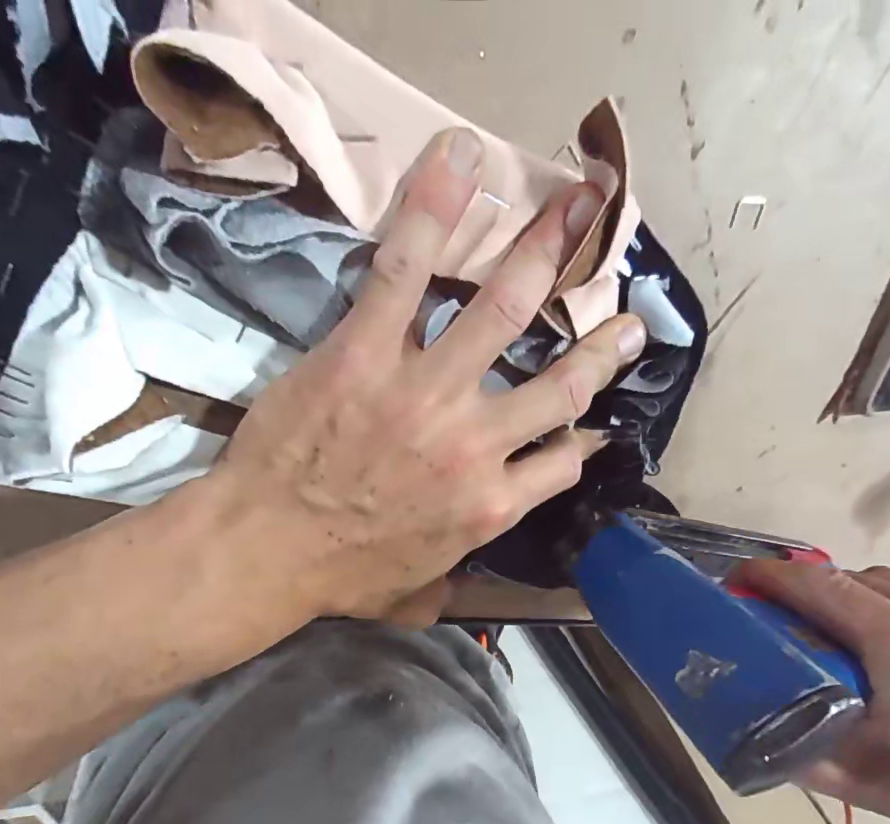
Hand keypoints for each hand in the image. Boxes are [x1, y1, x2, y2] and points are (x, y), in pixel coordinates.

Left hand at [212, 128, 646, 624]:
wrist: (265, 550)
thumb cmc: (338, 576)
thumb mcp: (417, 594)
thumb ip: (458, 576)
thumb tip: (469, 581)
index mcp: (493, 504)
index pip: (564, 458)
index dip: (584, 432)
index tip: (593, 413)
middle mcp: (477, 443)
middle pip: (560, 382)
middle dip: (601, 340)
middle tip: (624, 305)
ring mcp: (426, 391)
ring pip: (501, 311)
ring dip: (545, 252)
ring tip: (578, 206)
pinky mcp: (367, 354)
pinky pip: (405, 274)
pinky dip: (432, 214)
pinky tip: (457, 163)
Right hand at [731, 561, 889, 823]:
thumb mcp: (840, 769)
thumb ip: (779, 724)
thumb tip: (723, 690)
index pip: (827, 589)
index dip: (773, 577)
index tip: (737, 577)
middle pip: (853, 580)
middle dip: (809, 595)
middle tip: (778, 620)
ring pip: (884, 581)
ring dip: (847, 599)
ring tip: (828, 632)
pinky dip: (885, 604)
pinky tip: (878, 635)